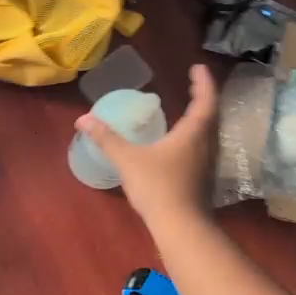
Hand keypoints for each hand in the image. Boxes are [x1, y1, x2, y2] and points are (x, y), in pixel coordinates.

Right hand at [76, 64, 217, 224]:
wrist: (182, 227)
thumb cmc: (158, 187)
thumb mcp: (128, 160)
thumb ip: (107, 138)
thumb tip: (83, 119)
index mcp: (194, 132)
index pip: (205, 98)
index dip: (202, 81)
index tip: (197, 67)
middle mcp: (207, 143)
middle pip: (212, 113)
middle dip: (203, 96)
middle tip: (193, 83)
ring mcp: (209, 163)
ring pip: (211, 131)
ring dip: (203, 116)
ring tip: (191, 108)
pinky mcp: (206, 178)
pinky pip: (206, 146)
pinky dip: (199, 134)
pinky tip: (185, 142)